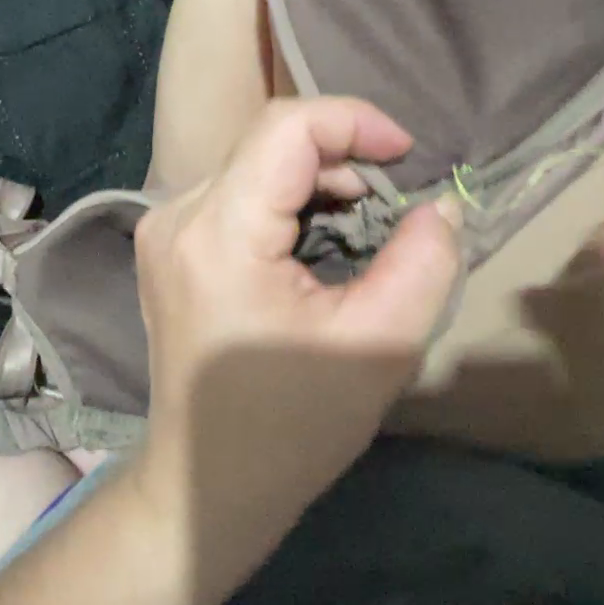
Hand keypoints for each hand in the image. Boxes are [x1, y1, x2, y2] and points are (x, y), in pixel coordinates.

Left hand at [128, 97, 463, 601]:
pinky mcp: (168, 246)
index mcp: (218, 232)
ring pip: (254, 165)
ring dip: (316, 182)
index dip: (354, 120)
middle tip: (393, 203)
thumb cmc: (292, 425)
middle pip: (268, 143)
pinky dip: (286, 203)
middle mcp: (177, 215)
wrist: (208, 484)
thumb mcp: (378, 347)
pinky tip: (315, 243)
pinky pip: (235, 194)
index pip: (285, 127)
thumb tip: (439, 205)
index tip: (409, 153)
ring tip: (362, 229)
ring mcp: (164, 229)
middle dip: (342, 157)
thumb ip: (423, 263)